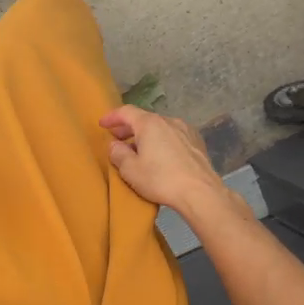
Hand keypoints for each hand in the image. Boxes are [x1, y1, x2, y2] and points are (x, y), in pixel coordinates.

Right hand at [98, 105, 238, 215]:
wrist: (200, 192)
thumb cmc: (160, 179)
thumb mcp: (130, 170)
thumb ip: (118, 154)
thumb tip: (114, 145)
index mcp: (150, 124)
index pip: (126, 112)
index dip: (112, 117)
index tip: (102, 124)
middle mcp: (169, 121)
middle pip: (144, 119)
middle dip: (128, 128)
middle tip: (117, 139)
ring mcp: (186, 131)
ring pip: (160, 128)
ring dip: (146, 136)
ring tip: (138, 149)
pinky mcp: (197, 143)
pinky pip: (173, 137)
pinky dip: (162, 141)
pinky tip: (160, 156)